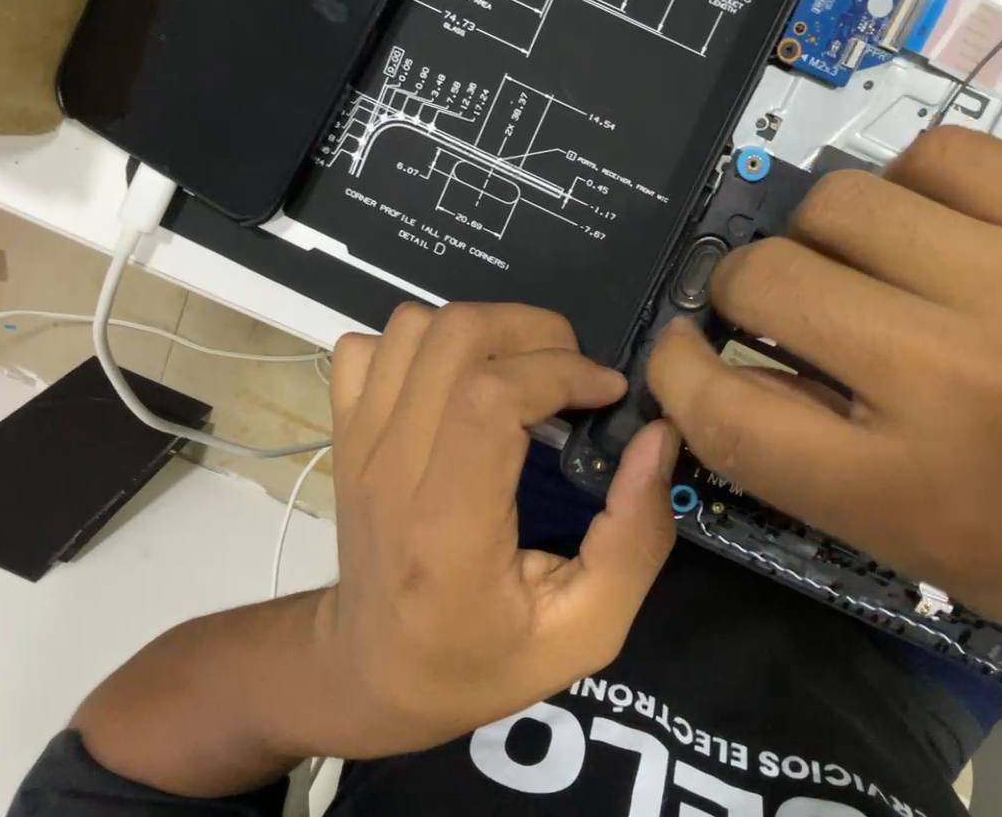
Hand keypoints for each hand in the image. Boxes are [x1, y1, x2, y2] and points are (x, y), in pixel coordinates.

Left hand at [312, 303, 677, 757]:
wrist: (371, 673)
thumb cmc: (479, 661)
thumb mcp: (585, 631)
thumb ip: (635, 538)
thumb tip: (658, 439)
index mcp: (450, 529)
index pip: (489, 397)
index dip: (560, 371)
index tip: (606, 392)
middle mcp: (392, 471)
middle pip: (453, 338)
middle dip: (532, 331)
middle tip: (571, 374)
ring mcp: (357, 445)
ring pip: (413, 328)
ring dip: (481, 331)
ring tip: (521, 373)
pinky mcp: (343, 432)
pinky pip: (365, 347)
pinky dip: (416, 346)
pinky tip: (453, 384)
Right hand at [647, 127, 1001, 673]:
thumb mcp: (922, 549)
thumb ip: (804, 460)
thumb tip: (727, 365)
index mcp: (906, 488)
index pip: (726, 406)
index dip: (676, 370)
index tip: (680, 350)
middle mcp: (954, 377)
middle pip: (765, 280)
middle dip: (739, 292)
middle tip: (776, 310)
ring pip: (836, 202)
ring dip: (819, 238)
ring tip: (863, 266)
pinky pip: (936, 152)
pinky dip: (908, 189)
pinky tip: (935, 227)